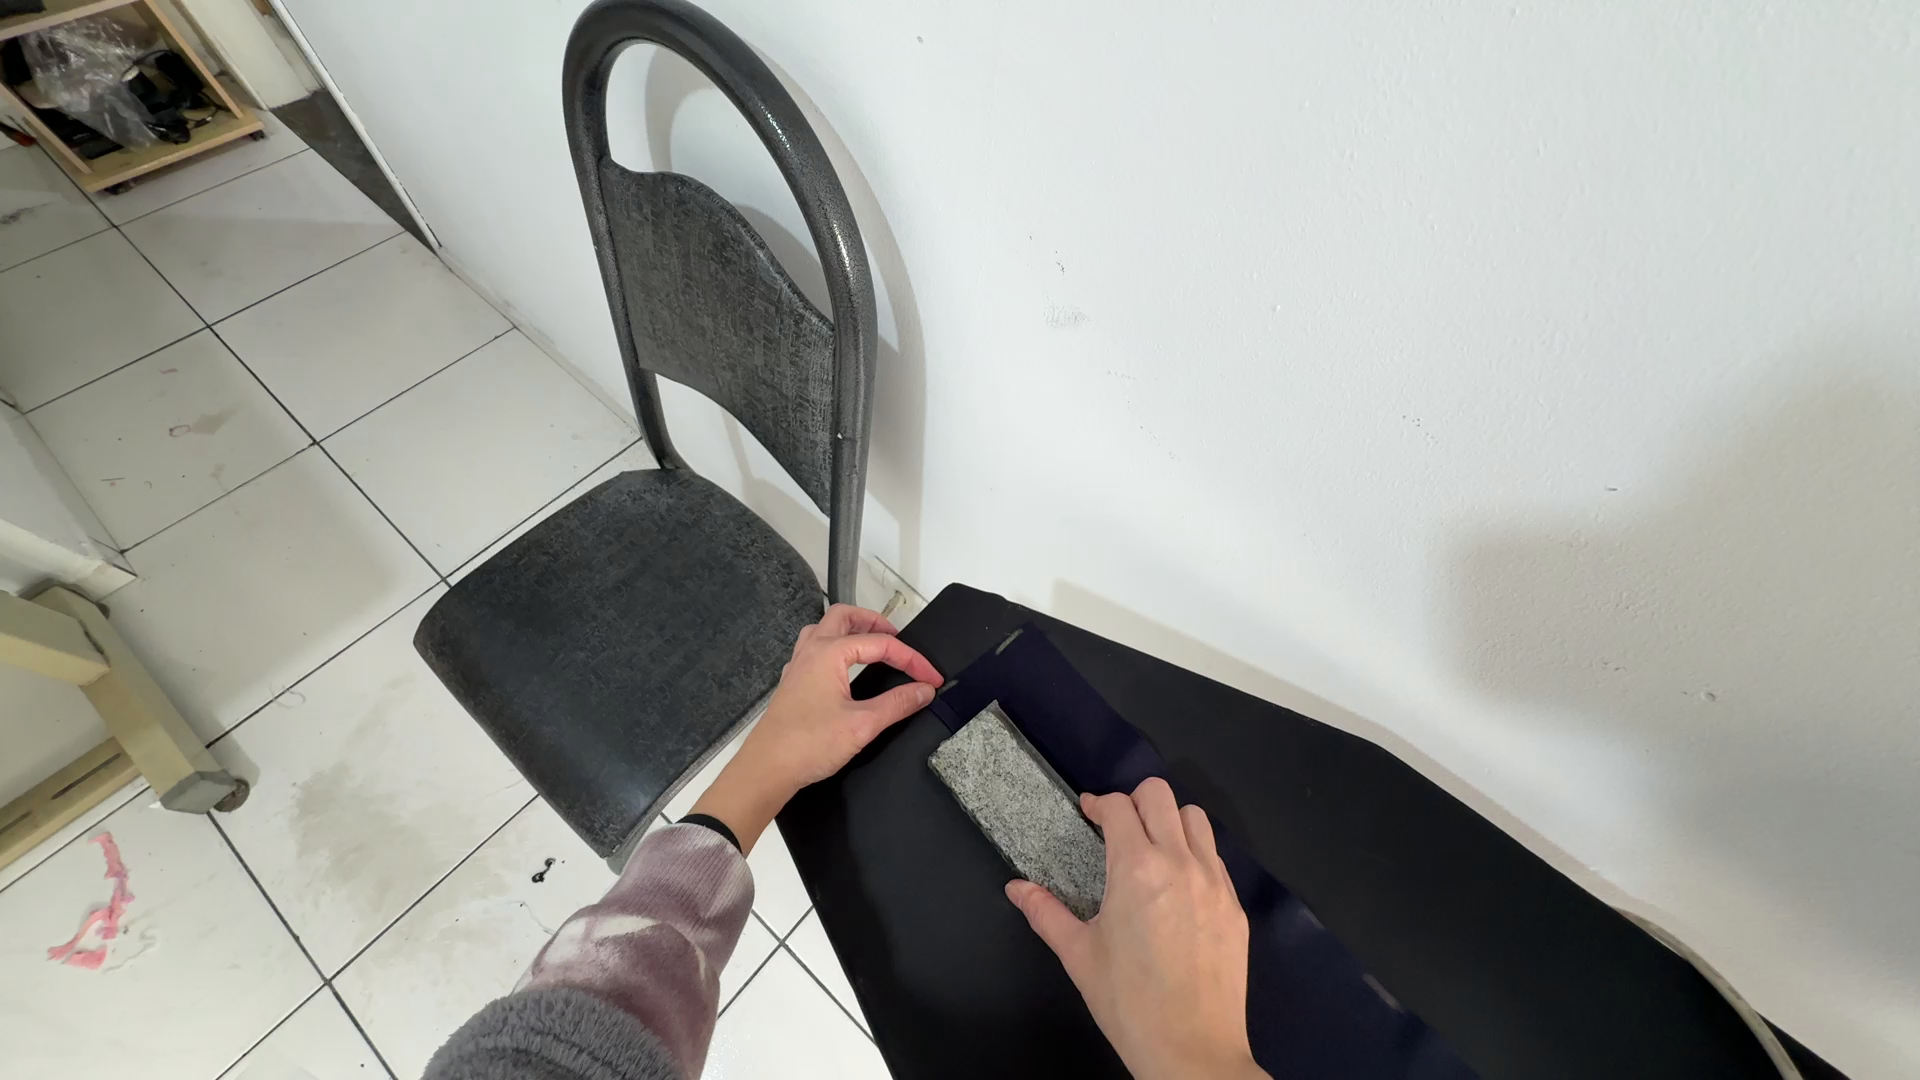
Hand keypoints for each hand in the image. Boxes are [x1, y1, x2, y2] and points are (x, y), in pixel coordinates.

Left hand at [690, 604, 941, 851]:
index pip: (880, 645)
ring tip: (874, 645)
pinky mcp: (792, 682)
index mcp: (829, 652)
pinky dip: (836, 647)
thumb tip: (925, 690)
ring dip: (851, 629)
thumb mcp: (862, 725)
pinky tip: (845, 668)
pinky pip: (815, 648)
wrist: (765, 770)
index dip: (912, 659)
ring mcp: (798, 665)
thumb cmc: (812, 744)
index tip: (933, 679)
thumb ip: (897, 704)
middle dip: (875, 622)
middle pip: (844, 617)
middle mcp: (811, 650)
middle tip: (899, 640)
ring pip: (825, 629)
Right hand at [1006, 778, 1267, 1079]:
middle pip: (1159, 794)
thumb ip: (1045, 912)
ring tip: (1153, 845)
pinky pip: (1215, 857)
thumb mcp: (1079, 955)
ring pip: (1195, 818)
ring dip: (1170, 820)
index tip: (1089, 812)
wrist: (1193, 1054)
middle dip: (1134, 799)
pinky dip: (1195, 853)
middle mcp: (1178, 863)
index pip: (1118, 806)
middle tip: (1119, 825)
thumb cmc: (1129, 1003)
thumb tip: (1015, 888)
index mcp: (1136, 868)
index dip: (1098, 803)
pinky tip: (1179, 884)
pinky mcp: (1235, 906)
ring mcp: (1213, 882)